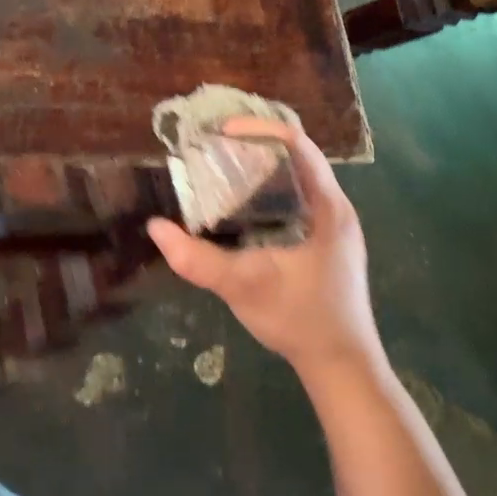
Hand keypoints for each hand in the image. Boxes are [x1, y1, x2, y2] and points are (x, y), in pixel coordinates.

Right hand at [146, 117, 380, 375]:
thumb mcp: (243, 286)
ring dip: (257, 167)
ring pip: (293, 177)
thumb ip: (198, 259)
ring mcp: (331, 226)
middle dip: (250, 145)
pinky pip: (293, 197)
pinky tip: (236, 206)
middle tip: (210, 147)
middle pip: (294, 156)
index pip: (298, 145)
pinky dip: (264, 188)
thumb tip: (155, 227)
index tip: (221, 132)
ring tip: (216, 169)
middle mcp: (334, 208)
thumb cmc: (300, 319)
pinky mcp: (323, 241)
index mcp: (327, 208)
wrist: (341, 366)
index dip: (259, 129)